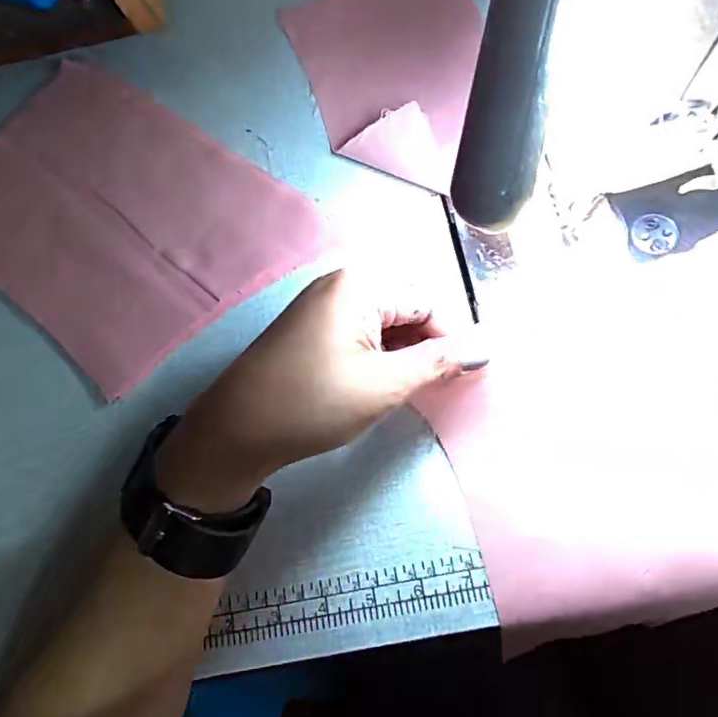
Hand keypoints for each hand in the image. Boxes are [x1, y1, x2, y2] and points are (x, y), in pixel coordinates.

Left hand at [156, 270, 479, 511]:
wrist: (234, 432)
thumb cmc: (313, 404)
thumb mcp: (385, 385)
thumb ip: (438, 362)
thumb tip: (483, 349)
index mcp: (359, 285)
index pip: (427, 303)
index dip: (450, 339)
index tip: (465, 377)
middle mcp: (341, 283)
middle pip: (407, 308)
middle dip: (427, 345)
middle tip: (438, 386)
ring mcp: (323, 304)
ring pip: (386, 323)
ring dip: (405, 353)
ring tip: (409, 389)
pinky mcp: (313, 327)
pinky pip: (362, 332)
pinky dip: (381, 355)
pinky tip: (382, 383)